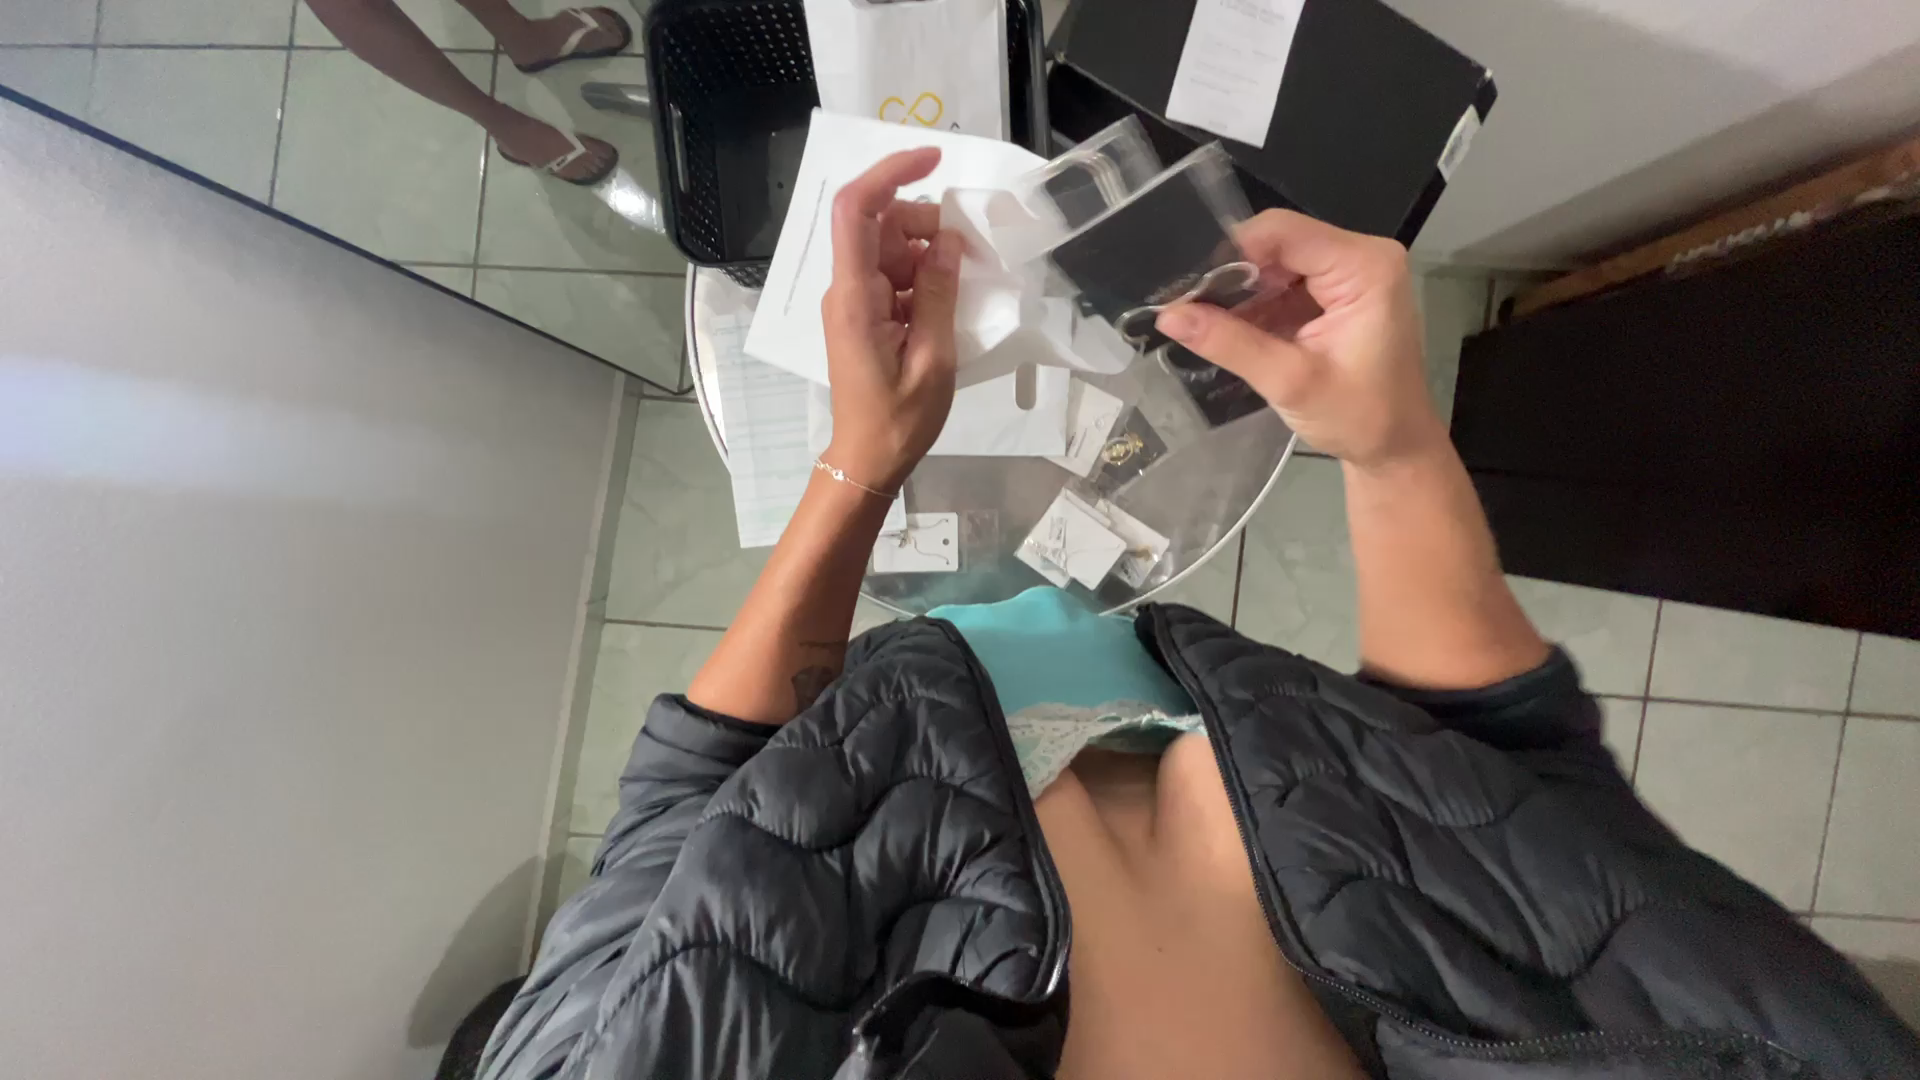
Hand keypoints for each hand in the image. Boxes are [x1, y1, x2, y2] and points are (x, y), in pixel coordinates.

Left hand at [819, 147, 964, 493]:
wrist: (868, 458)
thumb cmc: (900, 419)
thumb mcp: (933, 357)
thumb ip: (940, 293)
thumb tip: (948, 240)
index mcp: (856, 297)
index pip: (856, 209)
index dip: (891, 173)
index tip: (934, 160)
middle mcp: (847, 290)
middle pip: (880, 225)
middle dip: (925, 225)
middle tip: (967, 257)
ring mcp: (853, 303)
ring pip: (889, 250)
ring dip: (927, 255)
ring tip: (961, 288)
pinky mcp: (864, 317)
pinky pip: (893, 279)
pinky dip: (922, 280)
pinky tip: (946, 306)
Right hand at [1154, 210, 1446, 469]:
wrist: (1393, 446)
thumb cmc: (1357, 416)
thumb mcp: (1288, 381)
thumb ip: (1229, 343)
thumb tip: (1169, 317)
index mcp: (1363, 266)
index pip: (1283, 233)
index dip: (1229, 252)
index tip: (1185, 285)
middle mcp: (1359, 257)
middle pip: (1278, 244)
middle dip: (1230, 274)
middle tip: (1184, 306)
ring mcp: (1347, 275)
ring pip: (1275, 264)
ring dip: (1237, 292)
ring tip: (1196, 318)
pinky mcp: (1334, 296)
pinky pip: (1283, 286)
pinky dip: (1253, 306)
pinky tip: (1225, 328)